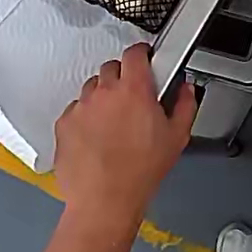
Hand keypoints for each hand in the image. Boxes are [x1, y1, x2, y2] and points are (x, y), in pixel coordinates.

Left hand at [54, 44, 197, 221]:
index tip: (146, 58)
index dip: (142, 53)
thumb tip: (186, 90)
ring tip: (115, 121)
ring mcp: (81, 107)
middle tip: (134, 97)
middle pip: (112, 67)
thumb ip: (185, 104)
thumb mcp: (178, 136)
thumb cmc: (140, 171)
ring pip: (92, 87)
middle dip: (124, 77)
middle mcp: (104, 93)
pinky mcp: (64, 123)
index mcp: (134, 90)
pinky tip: (99, 136)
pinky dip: (87, 116)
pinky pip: (76, 109)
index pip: (135, 53)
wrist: (105, 199)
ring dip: (104, 96)